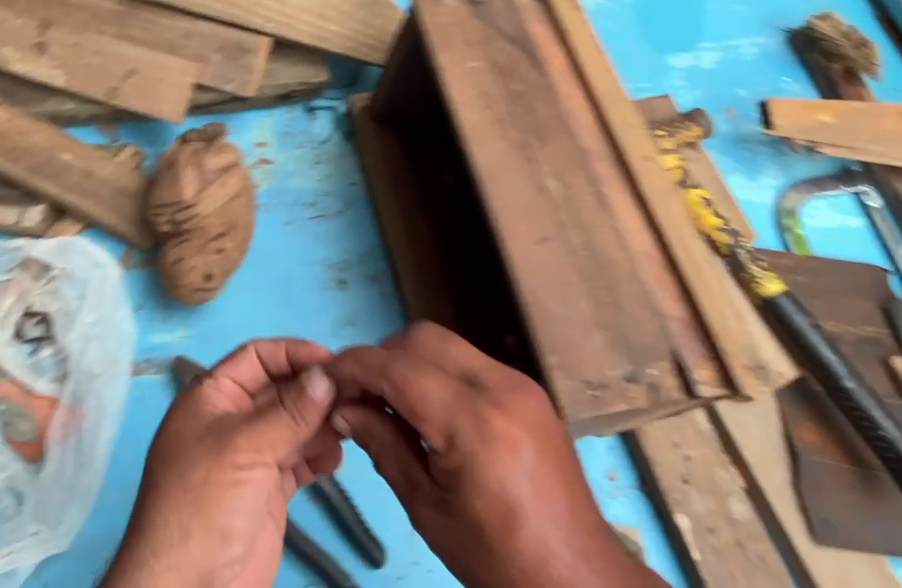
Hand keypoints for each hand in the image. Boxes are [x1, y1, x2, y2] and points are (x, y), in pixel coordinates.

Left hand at [103, 339, 342, 587]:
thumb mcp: (243, 448)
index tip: (335, 360)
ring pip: (294, 425)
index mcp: (212, 397)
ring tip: (353, 424)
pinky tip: (338, 456)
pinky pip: (300, 461)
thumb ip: (288, 411)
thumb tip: (327, 374)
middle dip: (315, 389)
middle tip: (356, 392)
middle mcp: (232, 421)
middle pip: (280, 389)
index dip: (293, 353)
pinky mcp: (268, 491)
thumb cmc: (203, 503)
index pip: (256, 358)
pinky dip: (319, 456)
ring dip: (322, 422)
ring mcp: (251, 457)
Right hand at [327, 323, 663, 587]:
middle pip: (421, 339)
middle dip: (382, 358)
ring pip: (446, 344)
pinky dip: (438, 372)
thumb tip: (343, 408)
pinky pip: (470, 361)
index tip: (324, 382)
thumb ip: (383, 445)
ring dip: (409, 362)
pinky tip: (427, 410)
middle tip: (357, 397)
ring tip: (389, 404)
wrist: (577, 575)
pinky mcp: (530, 390)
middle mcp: (500, 385)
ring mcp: (520, 383)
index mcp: (473, 420)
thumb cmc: (496, 556)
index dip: (353, 368)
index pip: (397, 367)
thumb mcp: (426, 508)